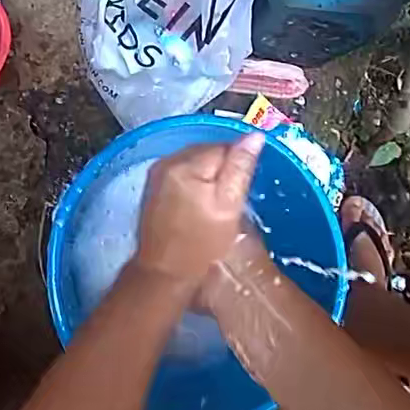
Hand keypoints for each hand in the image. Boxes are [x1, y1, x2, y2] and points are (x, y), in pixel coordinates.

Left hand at [132, 133, 264, 285]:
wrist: (163, 274)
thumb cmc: (200, 246)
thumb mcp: (228, 207)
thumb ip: (240, 168)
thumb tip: (255, 136)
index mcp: (186, 164)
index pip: (223, 146)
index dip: (240, 163)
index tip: (245, 186)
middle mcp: (167, 162)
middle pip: (207, 150)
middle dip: (224, 167)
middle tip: (235, 197)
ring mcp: (158, 173)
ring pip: (195, 160)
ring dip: (210, 173)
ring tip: (221, 202)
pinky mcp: (154, 186)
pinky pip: (182, 171)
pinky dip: (196, 180)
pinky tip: (202, 203)